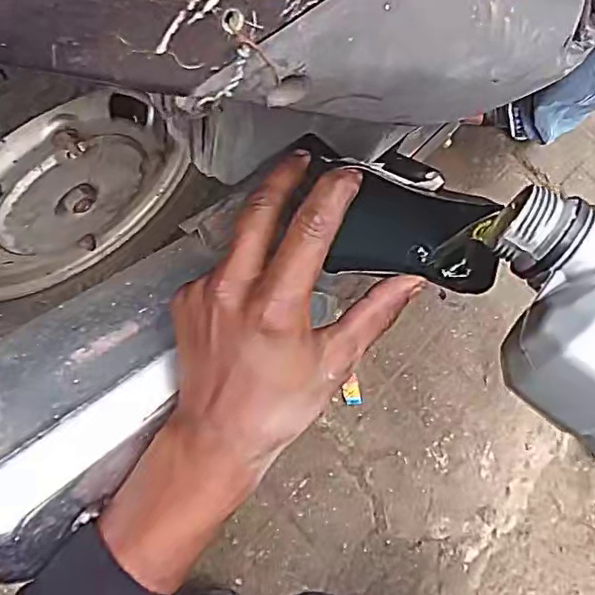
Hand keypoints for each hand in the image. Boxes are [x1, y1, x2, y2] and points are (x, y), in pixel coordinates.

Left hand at [99, 154, 423, 591]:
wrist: (216, 435)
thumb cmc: (271, 409)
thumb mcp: (334, 363)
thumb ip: (373, 314)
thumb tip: (405, 284)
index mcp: (275, 308)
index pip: (308, 230)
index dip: (330, 194)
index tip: (345, 177)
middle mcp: (234, 292)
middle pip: (259, 211)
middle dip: (284, 176)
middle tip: (302, 159)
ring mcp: (205, 292)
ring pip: (236, 233)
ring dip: (262, 210)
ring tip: (284, 197)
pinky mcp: (188, 298)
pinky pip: (219, 262)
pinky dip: (242, 257)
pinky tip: (254, 272)